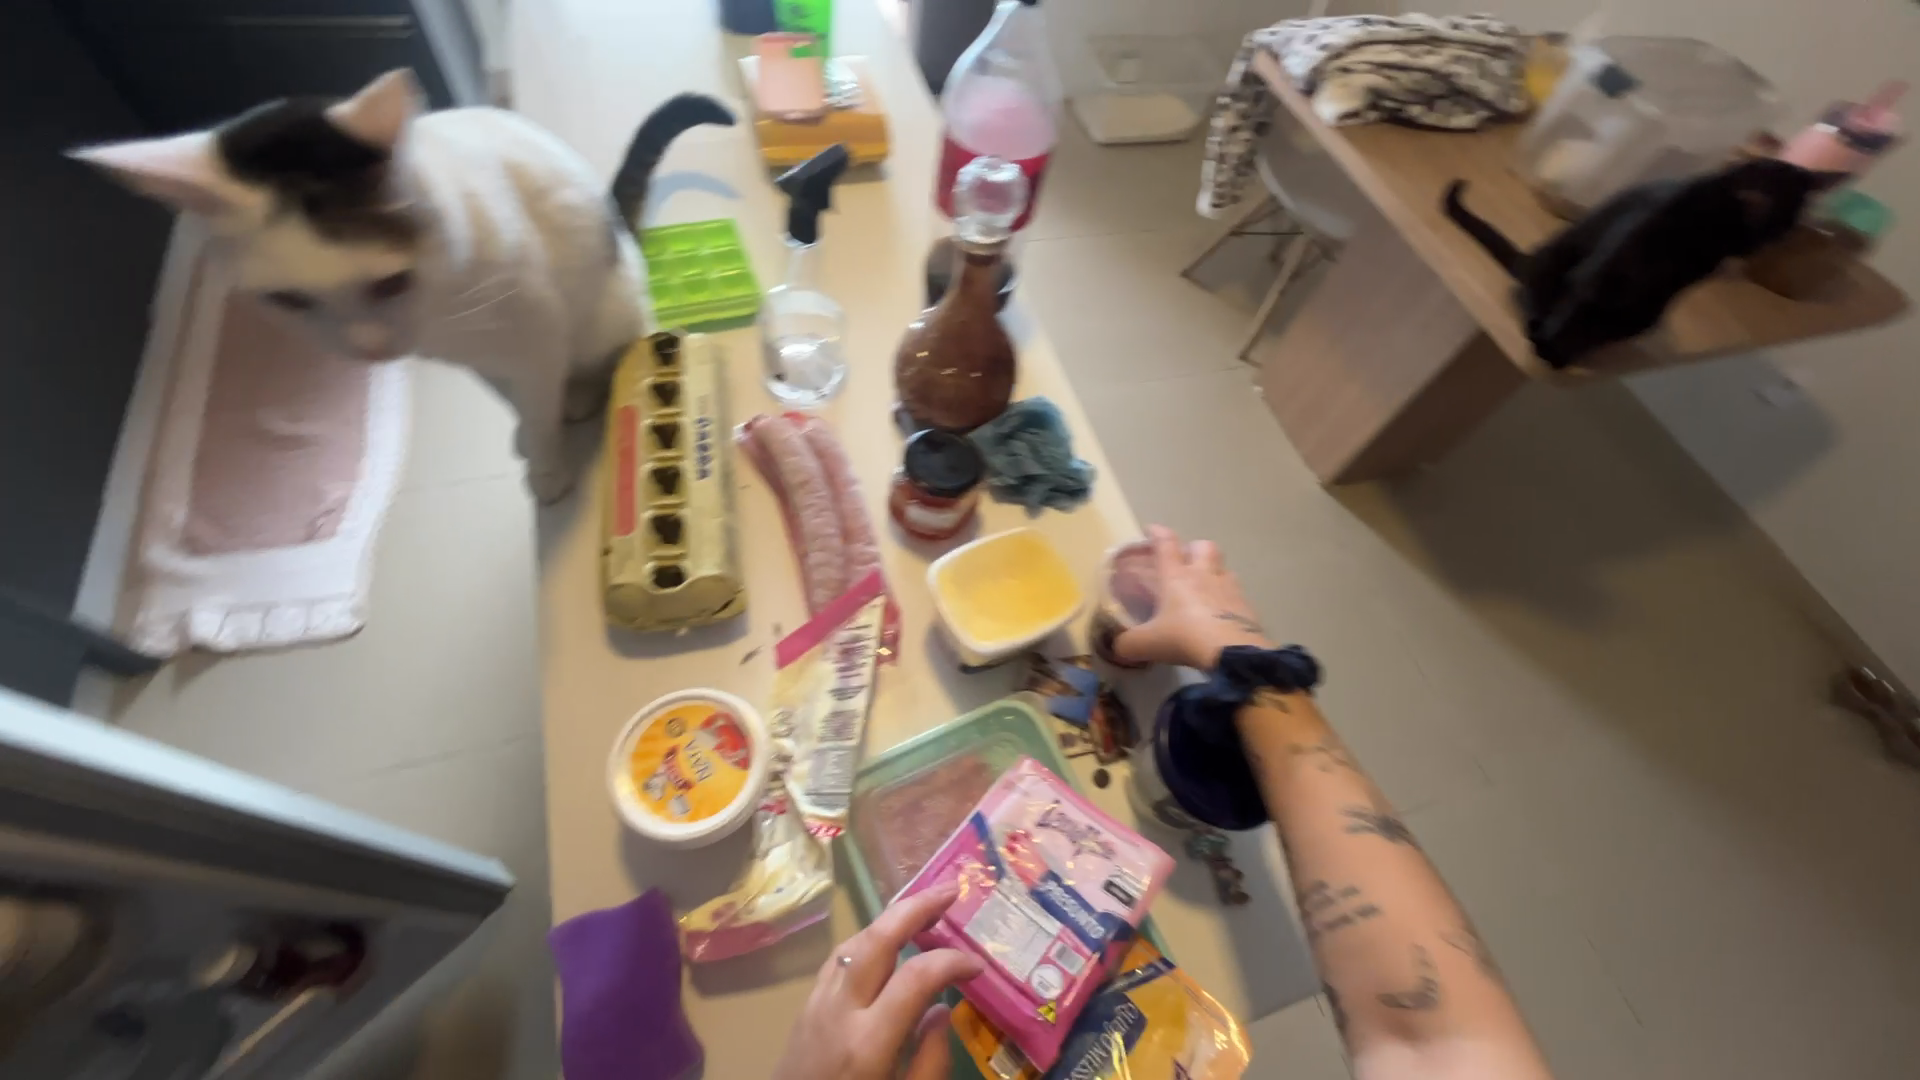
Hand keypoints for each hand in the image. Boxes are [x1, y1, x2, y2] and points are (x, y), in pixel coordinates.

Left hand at [771, 880, 984, 1079]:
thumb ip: (930, 1060)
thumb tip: (943, 1009)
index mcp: (868, 1043)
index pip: (916, 977)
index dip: (951, 962)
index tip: (977, 965)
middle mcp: (840, 1011)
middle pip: (878, 938)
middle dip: (916, 907)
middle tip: (951, 889)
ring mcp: (817, 1003)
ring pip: (856, 940)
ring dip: (892, 918)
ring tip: (925, 908)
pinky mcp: (805, 1005)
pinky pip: (840, 957)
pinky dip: (868, 938)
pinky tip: (886, 941)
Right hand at [1114, 525, 1272, 670]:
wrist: (1232, 654)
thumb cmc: (1184, 638)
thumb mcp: (1147, 644)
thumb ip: (1128, 644)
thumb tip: (1118, 647)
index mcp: (1176, 576)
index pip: (1166, 544)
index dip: (1157, 533)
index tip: (1150, 530)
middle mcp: (1204, 576)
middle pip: (1204, 547)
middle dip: (1193, 548)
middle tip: (1185, 561)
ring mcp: (1229, 590)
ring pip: (1224, 568)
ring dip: (1215, 572)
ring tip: (1205, 587)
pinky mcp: (1247, 608)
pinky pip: (1238, 596)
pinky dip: (1228, 600)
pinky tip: (1221, 614)